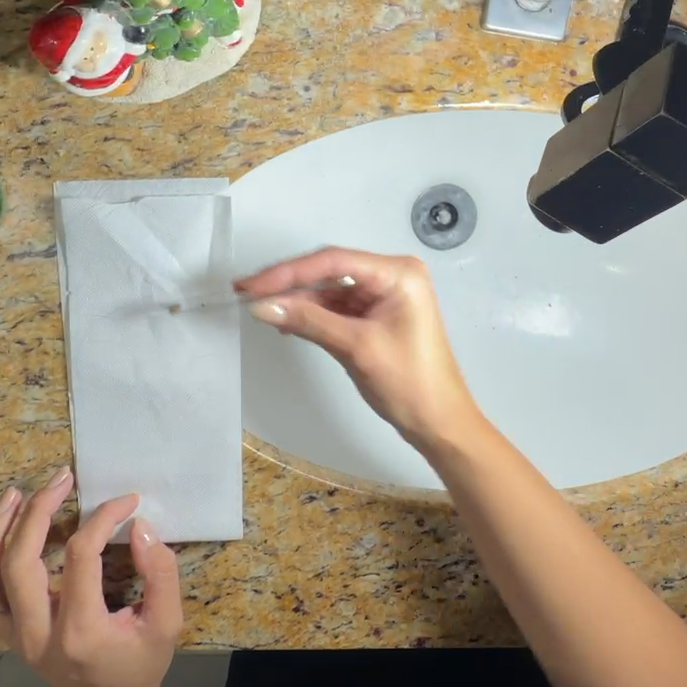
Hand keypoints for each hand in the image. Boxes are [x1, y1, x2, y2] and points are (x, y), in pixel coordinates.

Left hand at [0, 468, 182, 686]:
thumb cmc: (138, 666)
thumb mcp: (167, 623)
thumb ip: (161, 573)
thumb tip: (139, 526)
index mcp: (80, 629)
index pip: (79, 555)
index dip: (102, 518)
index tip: (127, 501)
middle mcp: (36, 634)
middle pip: (18, 563)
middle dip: (37, 511)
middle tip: (61, 479)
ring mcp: (14, 638)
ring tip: (15, 495)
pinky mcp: (5, 638)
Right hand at [236, 247, 479, 448]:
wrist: (440, 424)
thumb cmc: (408, 384)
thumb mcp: (355, 348)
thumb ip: (307, 320)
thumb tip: (261, 305)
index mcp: (398, 273)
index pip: (333, 261)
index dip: (288, 272)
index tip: (251, 286)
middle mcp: (392, 275)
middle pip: (330, 270)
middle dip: (289, 283)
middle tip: (246, 292)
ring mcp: (385, 295)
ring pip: (330, 289)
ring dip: (298, 300)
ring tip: (260, 308)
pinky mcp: (377, 315)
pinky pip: (338, 307)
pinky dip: (312, 315)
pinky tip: (286, 321)